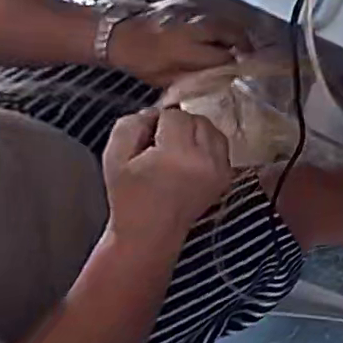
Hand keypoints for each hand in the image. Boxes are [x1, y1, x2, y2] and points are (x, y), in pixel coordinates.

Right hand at [101, 108, 233, 244]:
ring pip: (214, 131)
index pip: (176, 116)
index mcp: (177, 155)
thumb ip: (131, 125)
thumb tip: (154, 111)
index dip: (158, 120)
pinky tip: (190, 159)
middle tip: (161, 141)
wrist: (151, 230)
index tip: (147, 137)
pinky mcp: (227, 177)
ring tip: (176, 148)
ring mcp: (221, 169)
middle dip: (180, 124)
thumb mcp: (115, 156)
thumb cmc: (128, 195)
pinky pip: (221, 147)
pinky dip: (207, 146)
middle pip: (199, 120)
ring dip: (196, 132)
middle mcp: (206, 160)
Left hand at [107, 6, 246, 85]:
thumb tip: (220, 77)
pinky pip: (209, 14)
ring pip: (225, 21)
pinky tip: (211, 32)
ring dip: (233, 33)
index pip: (227, 57)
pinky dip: (216, 23)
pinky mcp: (184, 3)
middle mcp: (195, 28)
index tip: (237, 70)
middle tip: (245, 54)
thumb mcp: (166, 79)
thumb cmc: (137, 60)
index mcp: (190, 49)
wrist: (111, 31)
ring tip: (233, 43)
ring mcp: (190, 12)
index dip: (235, 64)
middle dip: (243, 45)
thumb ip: (196, 78)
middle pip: (234, 34)